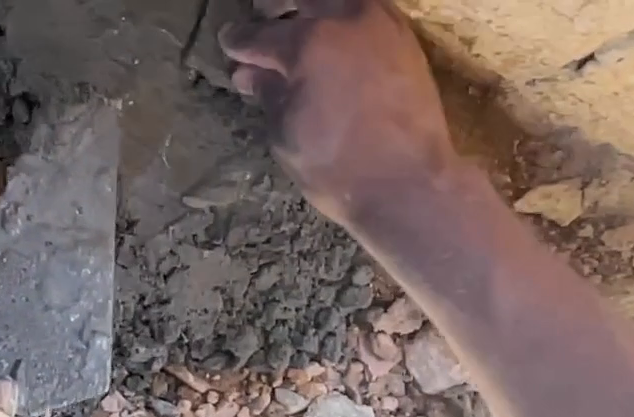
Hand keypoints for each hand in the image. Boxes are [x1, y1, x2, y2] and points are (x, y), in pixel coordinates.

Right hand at [221, 0, 456, 222]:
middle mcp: (346, 18)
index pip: (261, 35)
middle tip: (262, 13)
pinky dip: (344, 16)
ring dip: (314, 7)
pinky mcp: (404, 37)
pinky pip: (367, 10)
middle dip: (277, 5)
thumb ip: (269, 96)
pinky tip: (334, 37)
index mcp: (309, 43)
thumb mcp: (287, 137)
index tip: (228, 42)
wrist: (405, 182)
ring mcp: (380, 23)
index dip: (240, 41)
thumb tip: (251, 74)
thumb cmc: (336, 168)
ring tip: (299, 24)